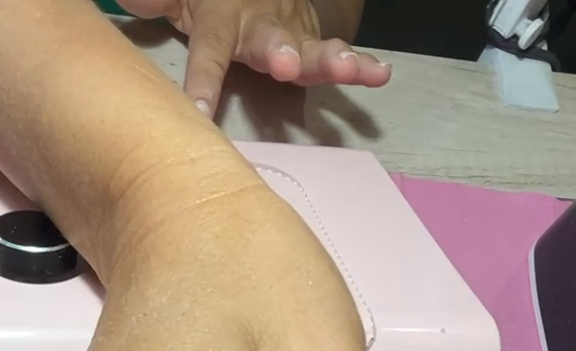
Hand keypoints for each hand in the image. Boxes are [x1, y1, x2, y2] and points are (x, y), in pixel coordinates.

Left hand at [118, 0, 390, 114]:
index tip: (198, 111)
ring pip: (311, 47)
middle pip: (270, 40)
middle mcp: (259, 23)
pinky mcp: (309, 45)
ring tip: (350, 70)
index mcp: (220, 16)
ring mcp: (290, 33)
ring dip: (330, 60)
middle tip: (283, 65)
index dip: (203, 80)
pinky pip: (334, 55)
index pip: (208, 50)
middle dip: (279, 53)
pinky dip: (358, 65)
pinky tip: (377, 75)